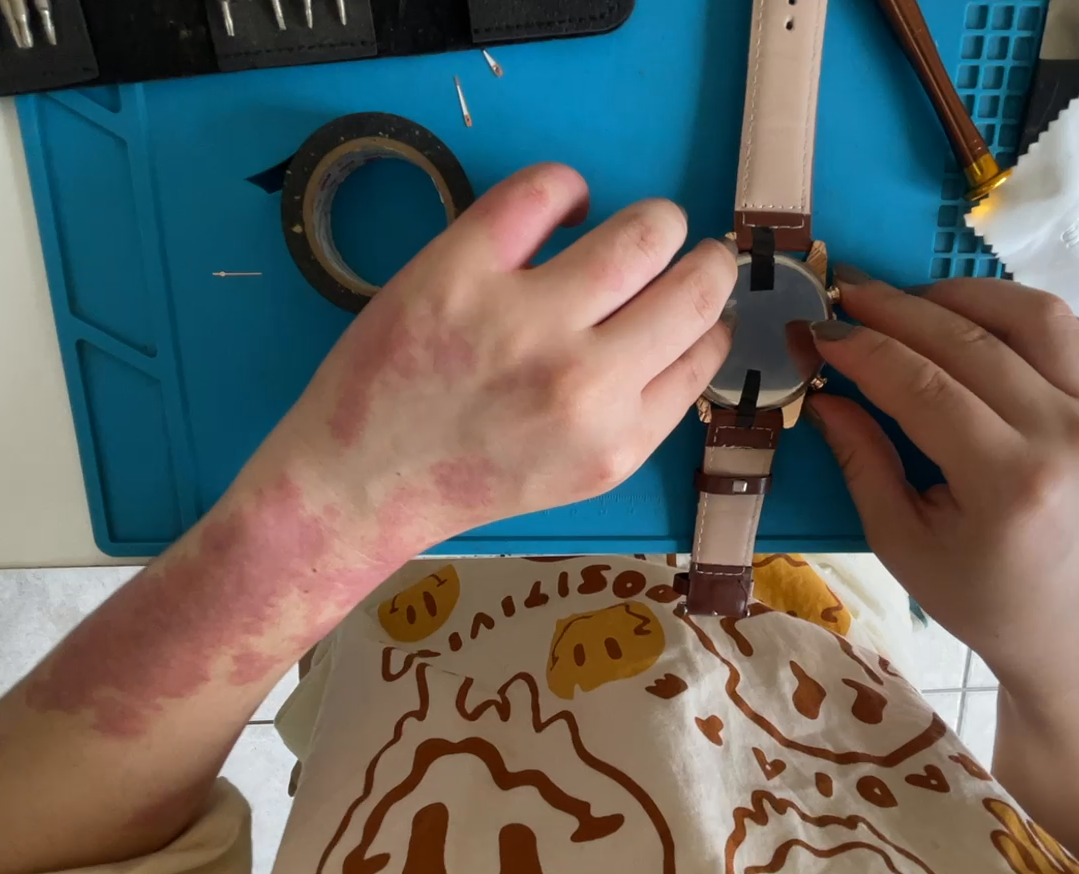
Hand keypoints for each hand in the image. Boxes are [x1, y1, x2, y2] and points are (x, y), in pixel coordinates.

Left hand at [266, 163, 735, 552]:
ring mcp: (523, 320)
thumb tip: (698, 330)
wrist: (367, 482)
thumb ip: (647, 411)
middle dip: (704, 261)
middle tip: (677, 258)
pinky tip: (561, 212)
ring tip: (626, 237)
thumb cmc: (476, 478)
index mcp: (619, 436)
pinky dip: (567, 189)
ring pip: (644, 229)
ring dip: (655, 223)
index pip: (707, 347)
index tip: (694, 305)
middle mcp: (585, 380)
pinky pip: (547, 187)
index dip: (711, 316)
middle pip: (697, 284)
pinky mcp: (460, 270)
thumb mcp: (583, 472)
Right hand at [805, 274, 1078, 704]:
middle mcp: (1062, 434)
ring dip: (957, 295)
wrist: (1066, 625)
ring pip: (1028, 315)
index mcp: (1007, 481)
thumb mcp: (900, 542)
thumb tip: (824, 396)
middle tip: (843, 293)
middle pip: (969, 341)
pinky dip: (1012, 308)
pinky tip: (966, 314)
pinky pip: (1065, 330)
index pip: (922, 385)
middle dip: (895, 309)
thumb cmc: (975, 597)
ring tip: (902, 300)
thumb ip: (863, 462)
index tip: (817, 329)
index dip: (862, 349)